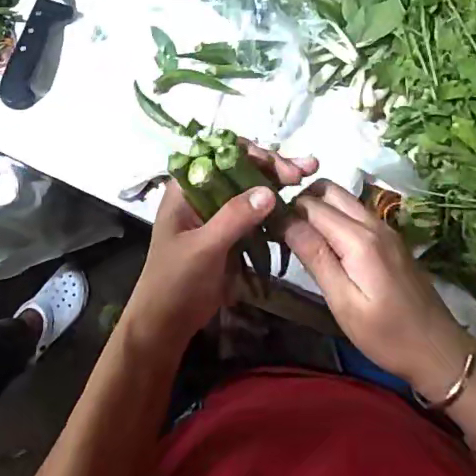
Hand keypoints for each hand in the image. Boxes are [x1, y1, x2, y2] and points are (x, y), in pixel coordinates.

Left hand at [124, 144, 316, 354]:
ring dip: (277, 183)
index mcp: (186, 189)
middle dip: (271, 166)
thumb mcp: (204, 248)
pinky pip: (254, 215)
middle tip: (306, 170)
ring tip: (309, 177)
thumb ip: (234, 218)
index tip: (280, 167)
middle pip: (239, 169)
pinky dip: (274, 210)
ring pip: (249, 190)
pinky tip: (296, 209)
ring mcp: (216, 214)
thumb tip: (269, 190)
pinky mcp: (229, 234)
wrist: (166, 322)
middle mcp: (201, 194)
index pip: (219, 154)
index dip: (251, 153)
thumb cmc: (175, 280)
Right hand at [282, 181, 475, 394]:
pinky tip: (324, 243)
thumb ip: (315, 257)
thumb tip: (283, 220)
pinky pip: (354, 212)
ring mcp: (384, 228)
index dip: (284, 212)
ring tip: (298, 235)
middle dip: (299, 201)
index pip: (309, 205)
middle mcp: (372, 223)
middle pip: (326, 190)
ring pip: (341, 198)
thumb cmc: (387, 336)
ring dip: (316, 206)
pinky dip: (333, 216)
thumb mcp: (344, 303)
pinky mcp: (389, 239)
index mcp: (359, 238)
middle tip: (281, 229)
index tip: (266, 230)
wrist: (441, 353)